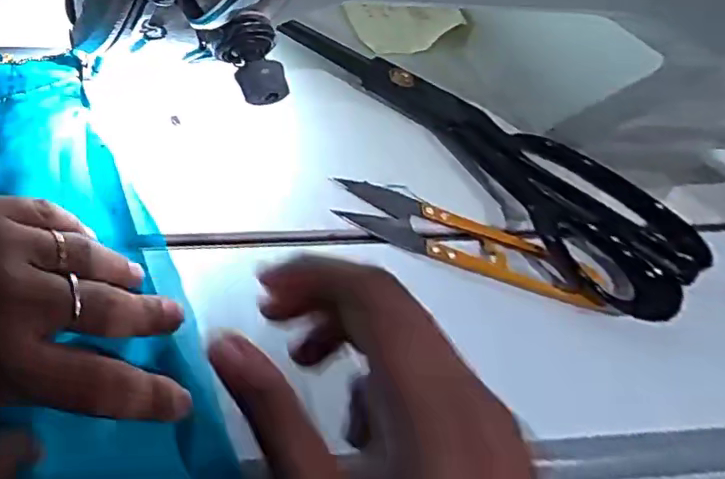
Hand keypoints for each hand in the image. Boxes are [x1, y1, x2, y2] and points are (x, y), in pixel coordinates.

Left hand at [0, 196, 188, 474]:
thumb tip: (39, 447)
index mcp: (14, 363)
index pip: (103, 386)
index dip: (150, 396)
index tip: (180, 397)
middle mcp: (21, 301)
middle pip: (106, 310)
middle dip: (149, 318)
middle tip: (175, 317)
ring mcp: (5, 245)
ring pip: (83, 255)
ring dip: (117, 268)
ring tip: (138, 277)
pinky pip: (46, 215)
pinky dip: (73, 229)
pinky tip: (84, 238)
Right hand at [206, 256, 532, 478]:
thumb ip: (273, 414)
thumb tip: (225, 344)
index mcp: (436, 402)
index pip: (371, 291)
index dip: (310, 273)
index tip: (262, 287)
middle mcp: (475, 400)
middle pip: (391, 305)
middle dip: (321, 298)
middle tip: (270, 315)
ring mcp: (495, 426)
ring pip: (412, 338)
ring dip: (348, 332)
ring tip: (304, 361)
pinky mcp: (500, 450)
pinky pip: (433, 376)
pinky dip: (382, 369)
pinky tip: (356, 421)